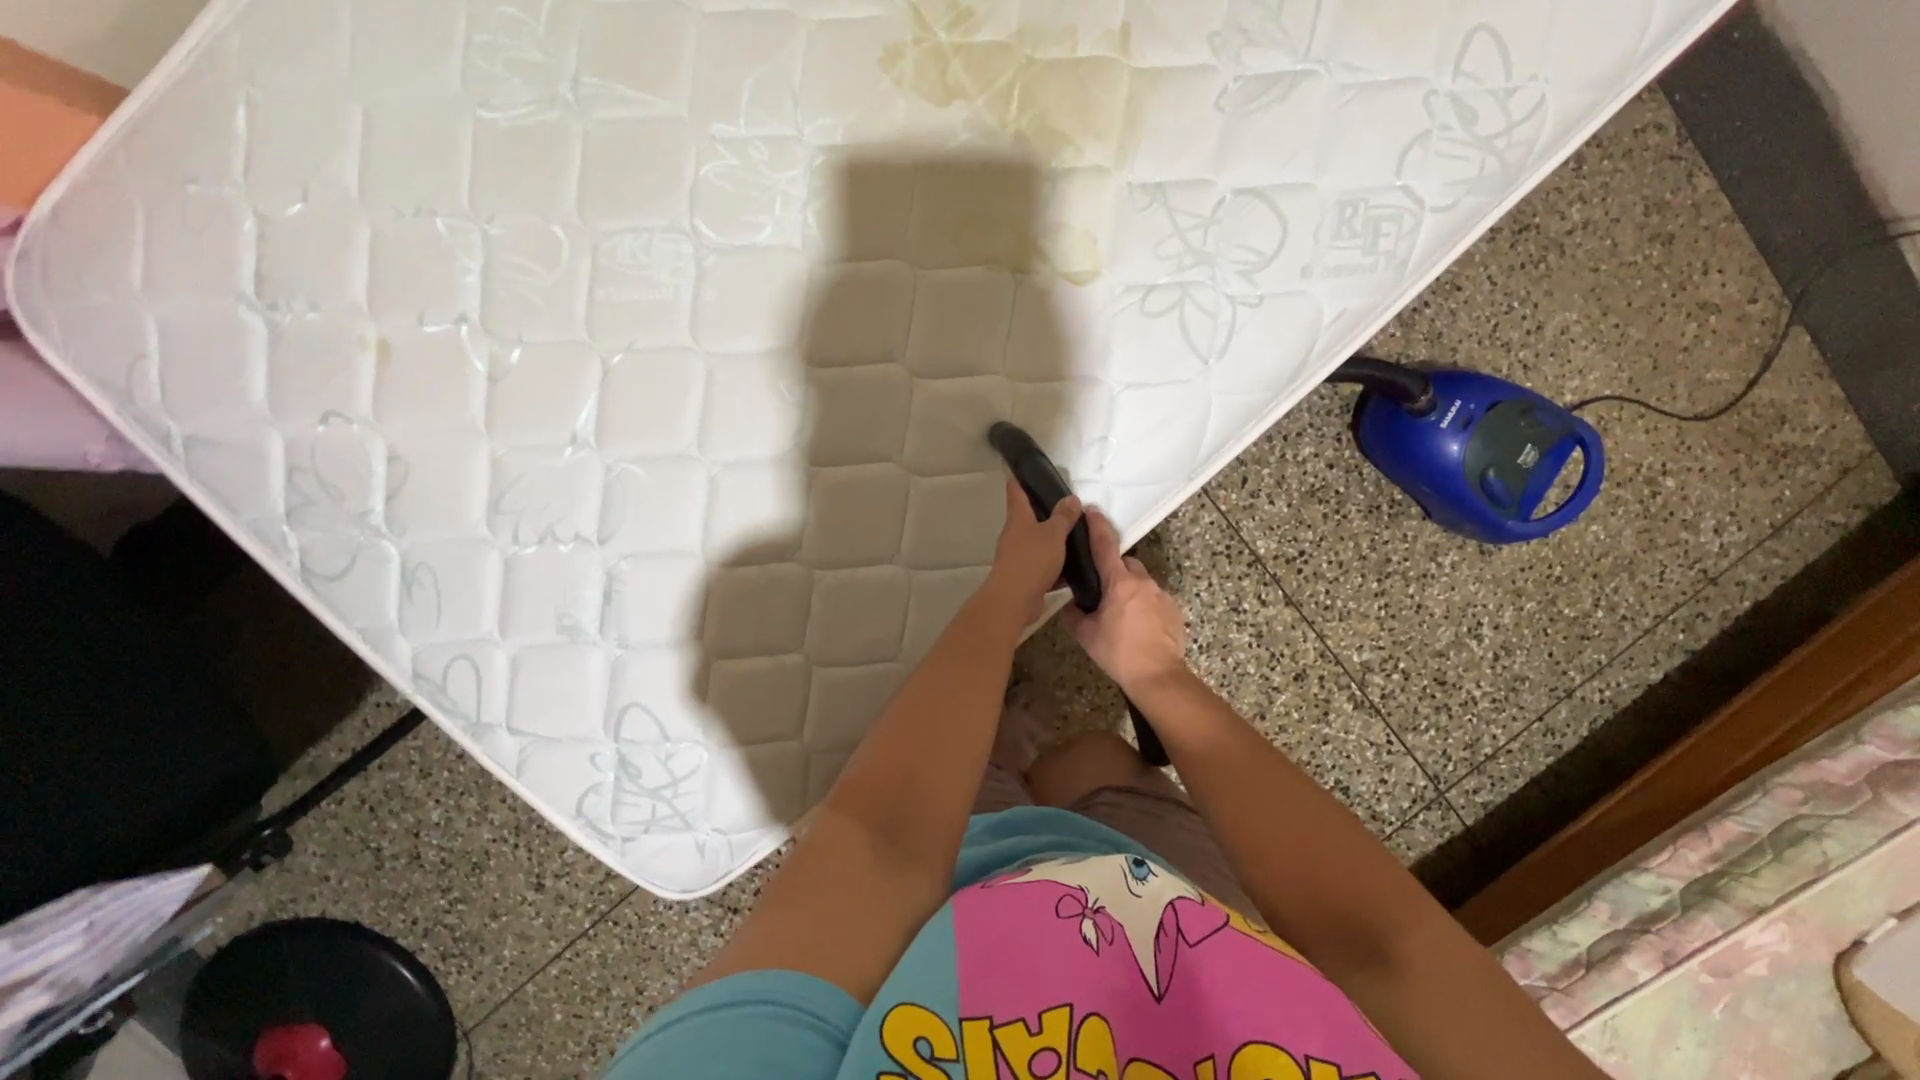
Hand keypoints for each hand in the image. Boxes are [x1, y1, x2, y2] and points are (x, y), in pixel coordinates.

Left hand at [984, 478, 1083, 621]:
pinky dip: (1058, 567)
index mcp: (1018, 518)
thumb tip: (1071, 498)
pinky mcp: (1026, 576)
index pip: (1016, 490)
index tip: (1030, 469)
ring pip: (1039, 543)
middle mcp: (1015, 534)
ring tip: (1078, 536)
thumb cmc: (1032, 560)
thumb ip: (1063, 516)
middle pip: (1029, 517)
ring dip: (1055, 541)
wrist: (1014, 600)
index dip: (1021, 478)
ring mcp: (1018, 556)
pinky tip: (1075, 568)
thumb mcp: (1053, 534)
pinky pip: (1045, 567)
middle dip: (1047, 511)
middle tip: (1070, 506)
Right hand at [1059, 510, 1189, 691]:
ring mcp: (1161, 595)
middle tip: (1102, 592)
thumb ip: (1073, 616)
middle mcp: (1143, 582)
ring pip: (1141, 582)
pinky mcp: (1174, 610)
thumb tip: (1068, 606)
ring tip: (1120, 615)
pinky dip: (1144, 605)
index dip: (1097, 526)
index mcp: (1119, 583)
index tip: (1091, 510)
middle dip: (1114, 571)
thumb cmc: (1119, 653)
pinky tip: (1138, 626)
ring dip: (1129, 590)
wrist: (1158, 675)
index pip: (1105, 546)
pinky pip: (1154, 598)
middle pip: (1125, 564)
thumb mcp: (1086, 636)